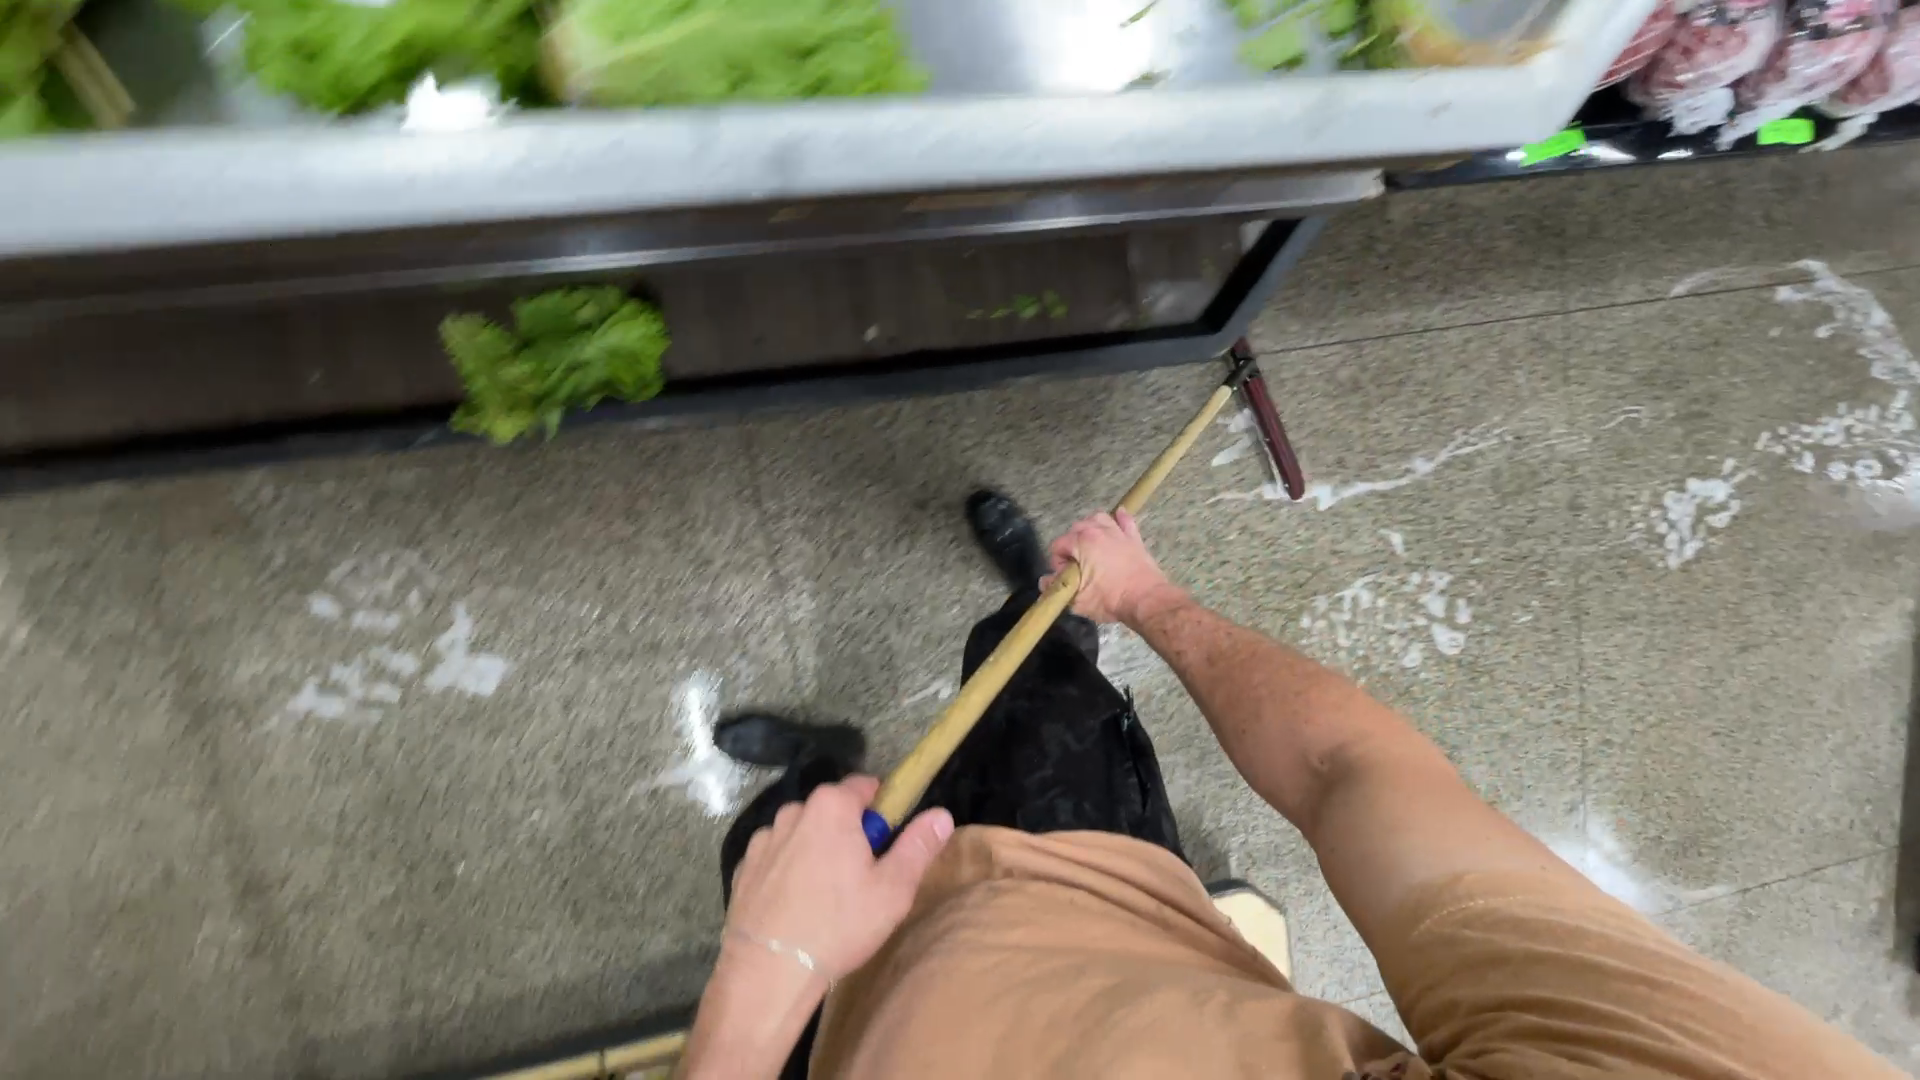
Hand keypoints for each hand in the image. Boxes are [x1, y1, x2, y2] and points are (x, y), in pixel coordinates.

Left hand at [725, 776, 953, 982]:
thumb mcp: (893, 889)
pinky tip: (795, 907)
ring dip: (816, 850)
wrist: (768, 974)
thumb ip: (918, 846)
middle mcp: (793, 811)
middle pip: (832, 810)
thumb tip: (942, 814)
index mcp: (831, 806)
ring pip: (802, 834)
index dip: (881, 809)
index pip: (864, 785)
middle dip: (849, 832)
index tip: (887, 842)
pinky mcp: (742, 868)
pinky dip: (787, 872)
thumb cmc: (838, 925)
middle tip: (861, 877)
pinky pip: (776, 858)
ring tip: (826, 897)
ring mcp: (763, 839)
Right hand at [1042, 509, 1182, 625]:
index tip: (1064, 577)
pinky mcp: (1134, 539)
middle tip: (1076, 566)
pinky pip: (1126, 521)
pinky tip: (1118, 516)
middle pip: (1076, 528)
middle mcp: (1098, 531)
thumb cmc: (1109, 599)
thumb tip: (1045, 581)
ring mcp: (1118, 533)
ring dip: (1091, 527)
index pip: (1058, 545)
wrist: (1145, 600)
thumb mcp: (1076, 600)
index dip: (1057, 562)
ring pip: (1099, 518)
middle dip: (1071, 545)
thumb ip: (1056, 588)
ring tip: (1089, 543)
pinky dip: (1120, 518)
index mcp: (1081, 542)